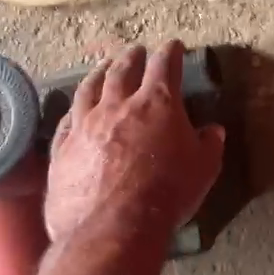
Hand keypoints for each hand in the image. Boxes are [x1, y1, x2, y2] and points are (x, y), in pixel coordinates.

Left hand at [45, 40, 224, 244]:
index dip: (170, 52)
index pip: (165, 65)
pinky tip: (74, 109)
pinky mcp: (61, 151)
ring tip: (102, 67)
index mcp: (159, 103)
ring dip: (98, 74)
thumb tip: (212, 131)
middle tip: (136, 50)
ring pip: (88, 90)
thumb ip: (208, 144)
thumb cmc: (167, 192)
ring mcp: (84, 126)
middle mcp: (118, 106)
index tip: (174, 46)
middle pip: (122, 70)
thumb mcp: (204, 167)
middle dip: (132, 57)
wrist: (112, 228)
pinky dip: (73, 110)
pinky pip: (65, 121)